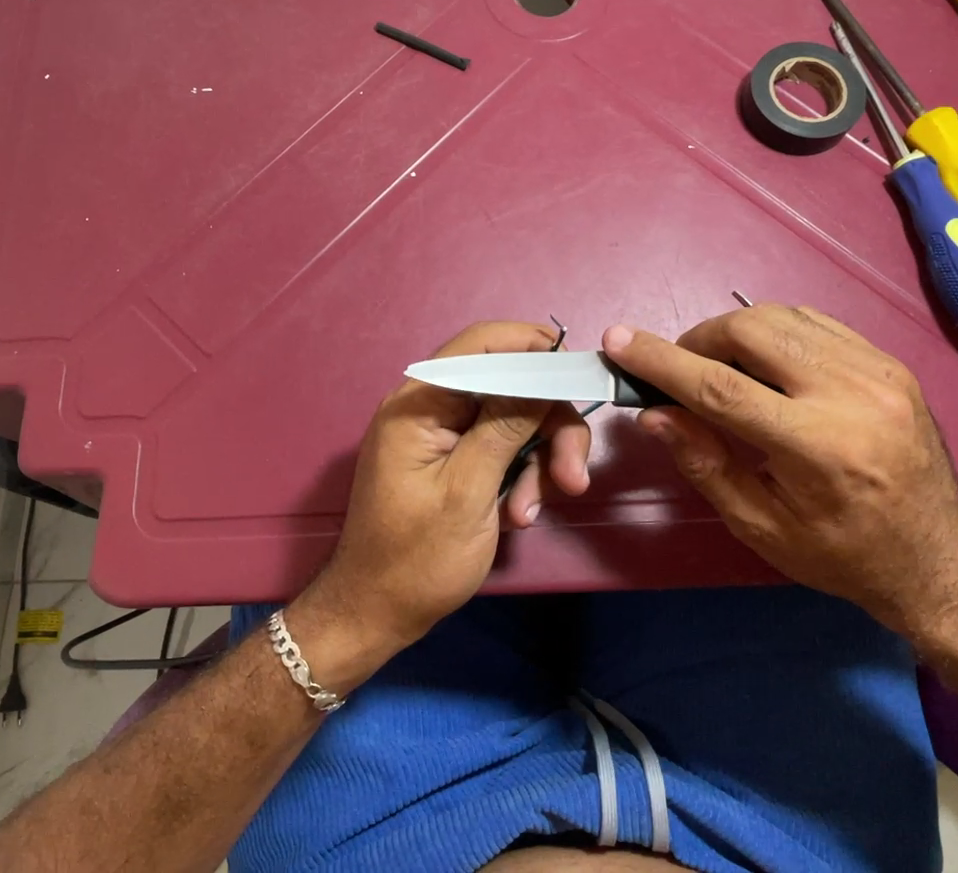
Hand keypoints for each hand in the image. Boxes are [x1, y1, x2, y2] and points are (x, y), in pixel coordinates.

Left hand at [298, 322, 592, 668]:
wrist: (379, 613)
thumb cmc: (417, 558)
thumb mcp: (469, 490)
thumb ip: (505, 425)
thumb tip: (542, 370)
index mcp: (420, 403)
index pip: (481, 344)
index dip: (533, 347)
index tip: (578, 374)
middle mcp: (430, 408)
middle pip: (509, 386)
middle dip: (548, 427)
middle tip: (572, 477)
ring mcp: (443, 436)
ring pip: (514, 421)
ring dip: (537, 462)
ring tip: (530, 512)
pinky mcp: (455, 461)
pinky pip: (502, 450)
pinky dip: (520, 478)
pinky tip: (517, 516)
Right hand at [602, 305, 957, 632]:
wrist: (935, 558)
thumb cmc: (840, 554)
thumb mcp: (760, 526)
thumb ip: (705, 464)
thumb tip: (655, 415)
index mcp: (819, 448)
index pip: (722, 387)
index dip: (662, 361)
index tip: (619, 341)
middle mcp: (853, 395)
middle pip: (752, 332)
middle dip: (698, 340)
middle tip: (678, 369)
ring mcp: (879, 371)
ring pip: (782, 317)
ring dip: (733, 333)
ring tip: (717, 367)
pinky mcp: (889, 362)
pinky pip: (813, 322)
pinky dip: (772, 333)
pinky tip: (761, 363)